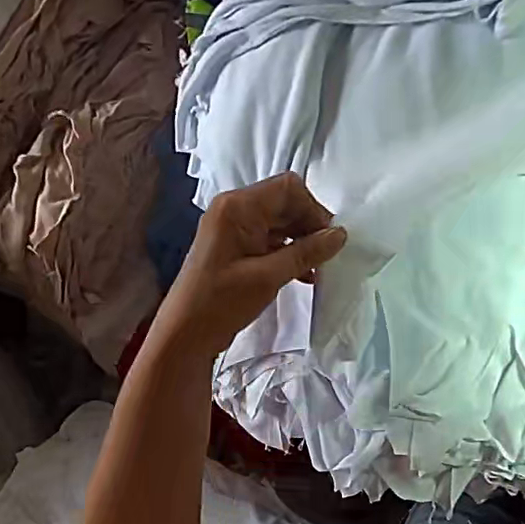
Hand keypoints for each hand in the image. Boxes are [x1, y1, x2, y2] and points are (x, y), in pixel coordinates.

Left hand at [155, 173, 347, 355]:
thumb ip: (305, 253)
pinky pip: (268, 241)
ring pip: (279, 224)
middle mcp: (233, 210)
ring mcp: (232, 230)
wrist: (185, 334)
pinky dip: (287, 253)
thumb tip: (339, 235)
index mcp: (237, 207)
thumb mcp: (268, 277)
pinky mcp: (234, 249)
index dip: (313, 210)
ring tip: (317, 269)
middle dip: (309, 227)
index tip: (329, 240)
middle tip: (327, 257)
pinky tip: (303, 275)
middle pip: (284, 204)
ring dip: (301, 243)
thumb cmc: (221, 303)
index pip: (288, 188)